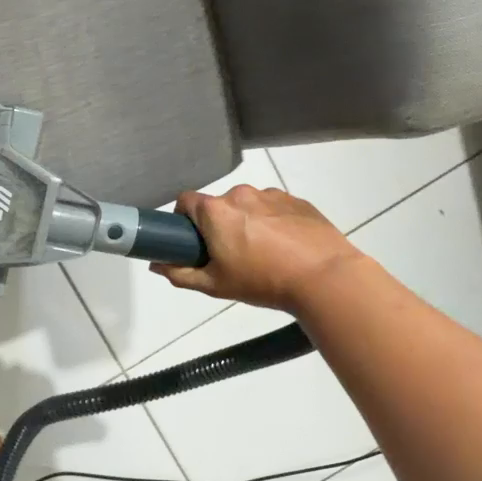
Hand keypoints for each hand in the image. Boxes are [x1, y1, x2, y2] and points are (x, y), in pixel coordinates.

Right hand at [151, 185, 364, 311]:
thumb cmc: (261, 281)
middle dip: (217, 224)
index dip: (182, 219)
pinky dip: (272, 222)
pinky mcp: (298, 201)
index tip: (190, 240)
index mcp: (215, 211)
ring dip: (246, 222)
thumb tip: (157, 264)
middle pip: (218, 205)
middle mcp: (241, 195)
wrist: (324, 277)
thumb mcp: (214, 285)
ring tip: (261, 252)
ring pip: (247, 206)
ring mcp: (272, 195)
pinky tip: (284, 247)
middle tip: (227, 253)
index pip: (185, 201)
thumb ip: (180, 273)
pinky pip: (274, 208)